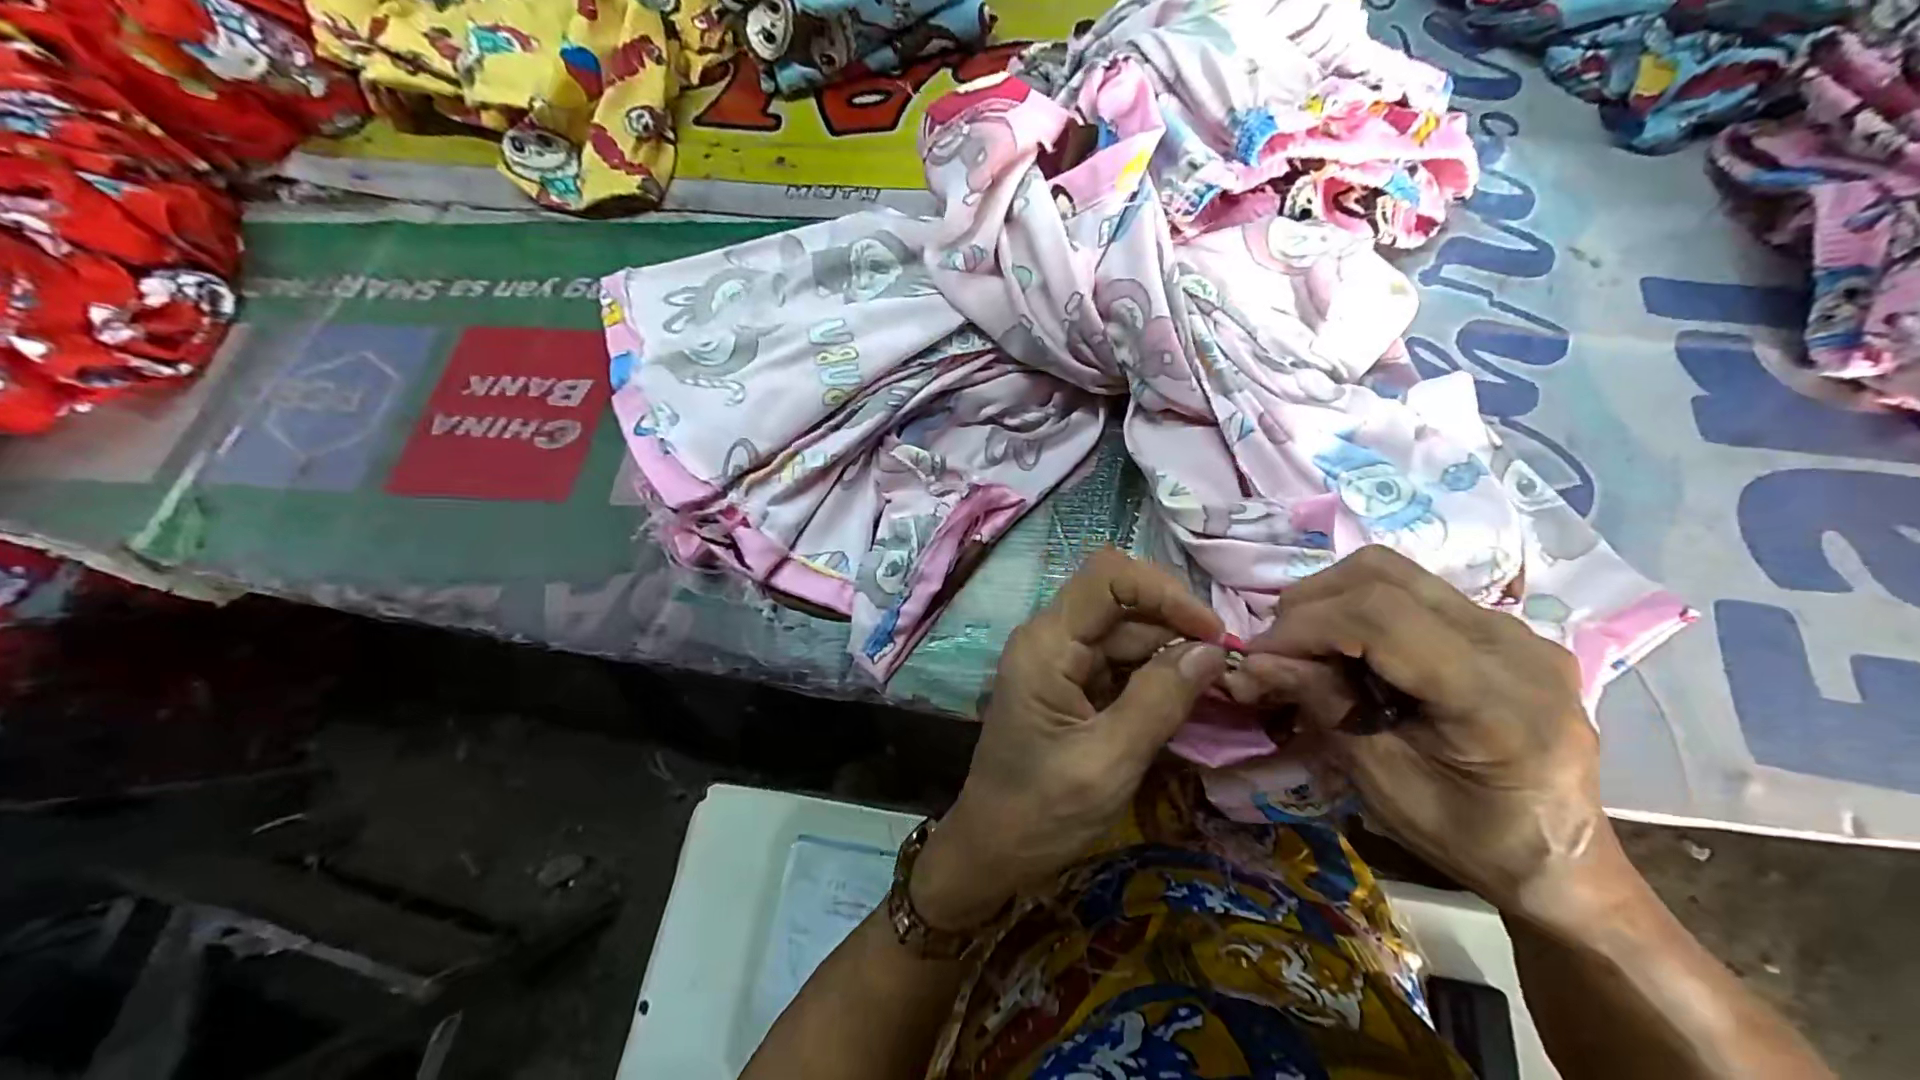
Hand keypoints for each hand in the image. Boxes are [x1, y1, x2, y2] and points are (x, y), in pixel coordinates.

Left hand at [911, 549, 1227, 929]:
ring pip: (1127, 634)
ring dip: (1173, 654)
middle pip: (1123, 604)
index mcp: (1046, 645)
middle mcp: (1050, 639)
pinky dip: (1156, 676)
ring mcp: (1059, 661)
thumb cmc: (1042, 812)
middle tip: (1229, 668)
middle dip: (1178, 627)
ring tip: (1219, 688)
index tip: (1213, 634)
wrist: (992, 851)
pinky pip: (1120, 663)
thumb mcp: (1110, 761)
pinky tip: (1188, 699)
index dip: (1165, 592)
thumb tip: (1213, 651)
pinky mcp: (1071, 685)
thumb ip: (1161, 700)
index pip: (1108, 577)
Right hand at [1223, 546, 1613, 921]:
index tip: (1257, 660)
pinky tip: (1346, 649)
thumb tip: (1253, 663)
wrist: (1564, 859)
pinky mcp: (1499, 626)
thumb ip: (1325, 709)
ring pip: (1392, 571)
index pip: (1381, 617)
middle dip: (1308, 606)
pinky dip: (1357, 607)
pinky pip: (1410, 590)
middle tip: (1273, 654)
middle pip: (1382, 576)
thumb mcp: (1386, 785)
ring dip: (1328, 599)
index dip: (1305, 626)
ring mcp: (1511, 627)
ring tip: (1304, 647)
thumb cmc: (1472, 839)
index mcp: (1493, 697)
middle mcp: (1511, 642)